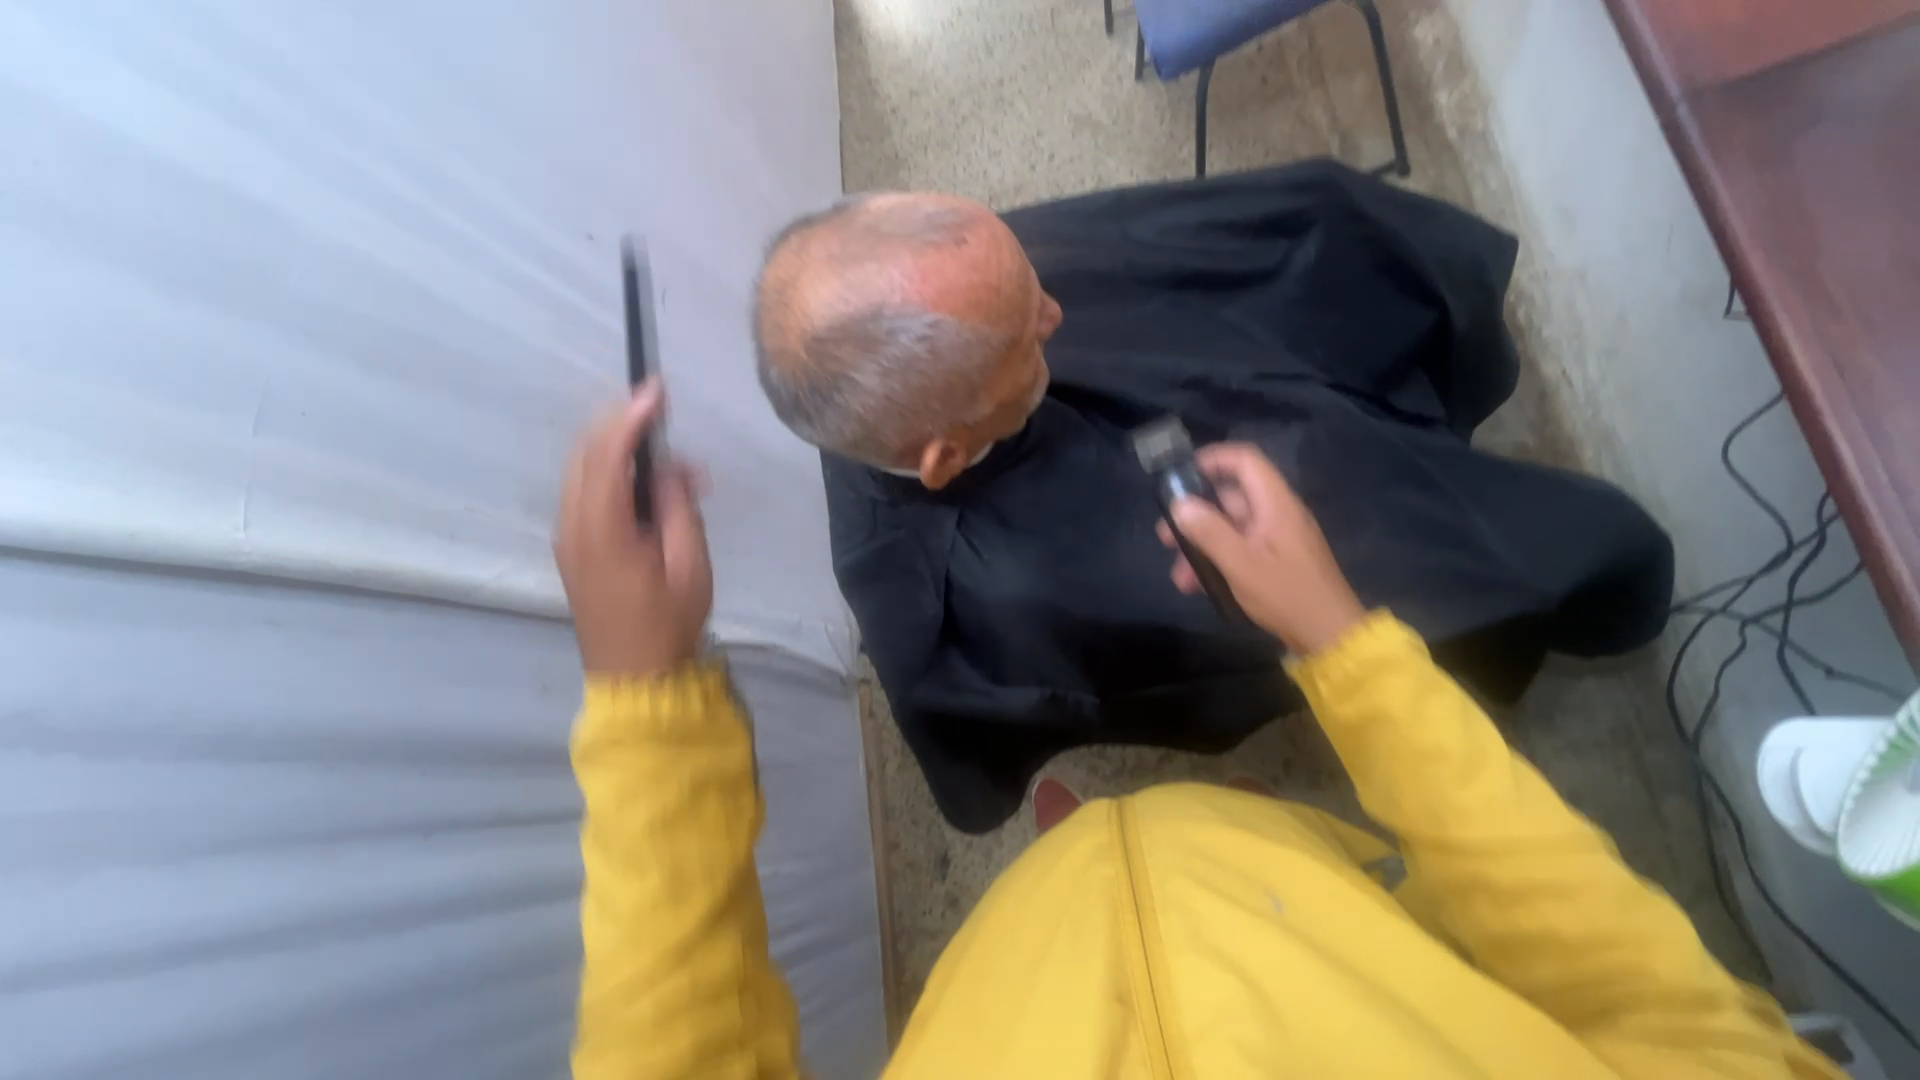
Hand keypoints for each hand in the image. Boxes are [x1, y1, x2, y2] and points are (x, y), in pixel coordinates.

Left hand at [555, 379, 712, 677]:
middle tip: (659, 409)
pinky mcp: (573, 546)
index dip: (631, 417)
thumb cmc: (669, 621)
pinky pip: (584, 491)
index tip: (657, 389)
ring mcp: (567, 536)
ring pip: (581, 470)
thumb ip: (677, 507)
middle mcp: (572, 525)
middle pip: (585, 454)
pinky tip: (645, 480)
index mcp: (601, 529)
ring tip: (664, 450)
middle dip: (620, 424)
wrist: (634, 674)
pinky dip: (610, 472)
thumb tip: (668, 467)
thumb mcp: (689, 563)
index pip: (608, 456)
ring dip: (616, 448)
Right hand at [1156, 442, 1366, 655]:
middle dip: (1195, 515)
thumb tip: (1180, 504)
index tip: (1180, 476)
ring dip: (1202, 545)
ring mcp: (1277, 539)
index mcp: (1275, 505)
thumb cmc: (1286, 594)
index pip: (1245, 461)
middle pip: (1231, 498)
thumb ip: (1209, 531)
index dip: (1213, 459)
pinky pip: (1240, 549)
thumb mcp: (1241, 564)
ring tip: (1179, 574)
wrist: (1329, 636)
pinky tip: (1197, 586)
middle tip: (1165, 536)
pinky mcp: (1275, 561)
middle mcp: (1277, 514)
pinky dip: (1218, 561)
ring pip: (1231, 528)